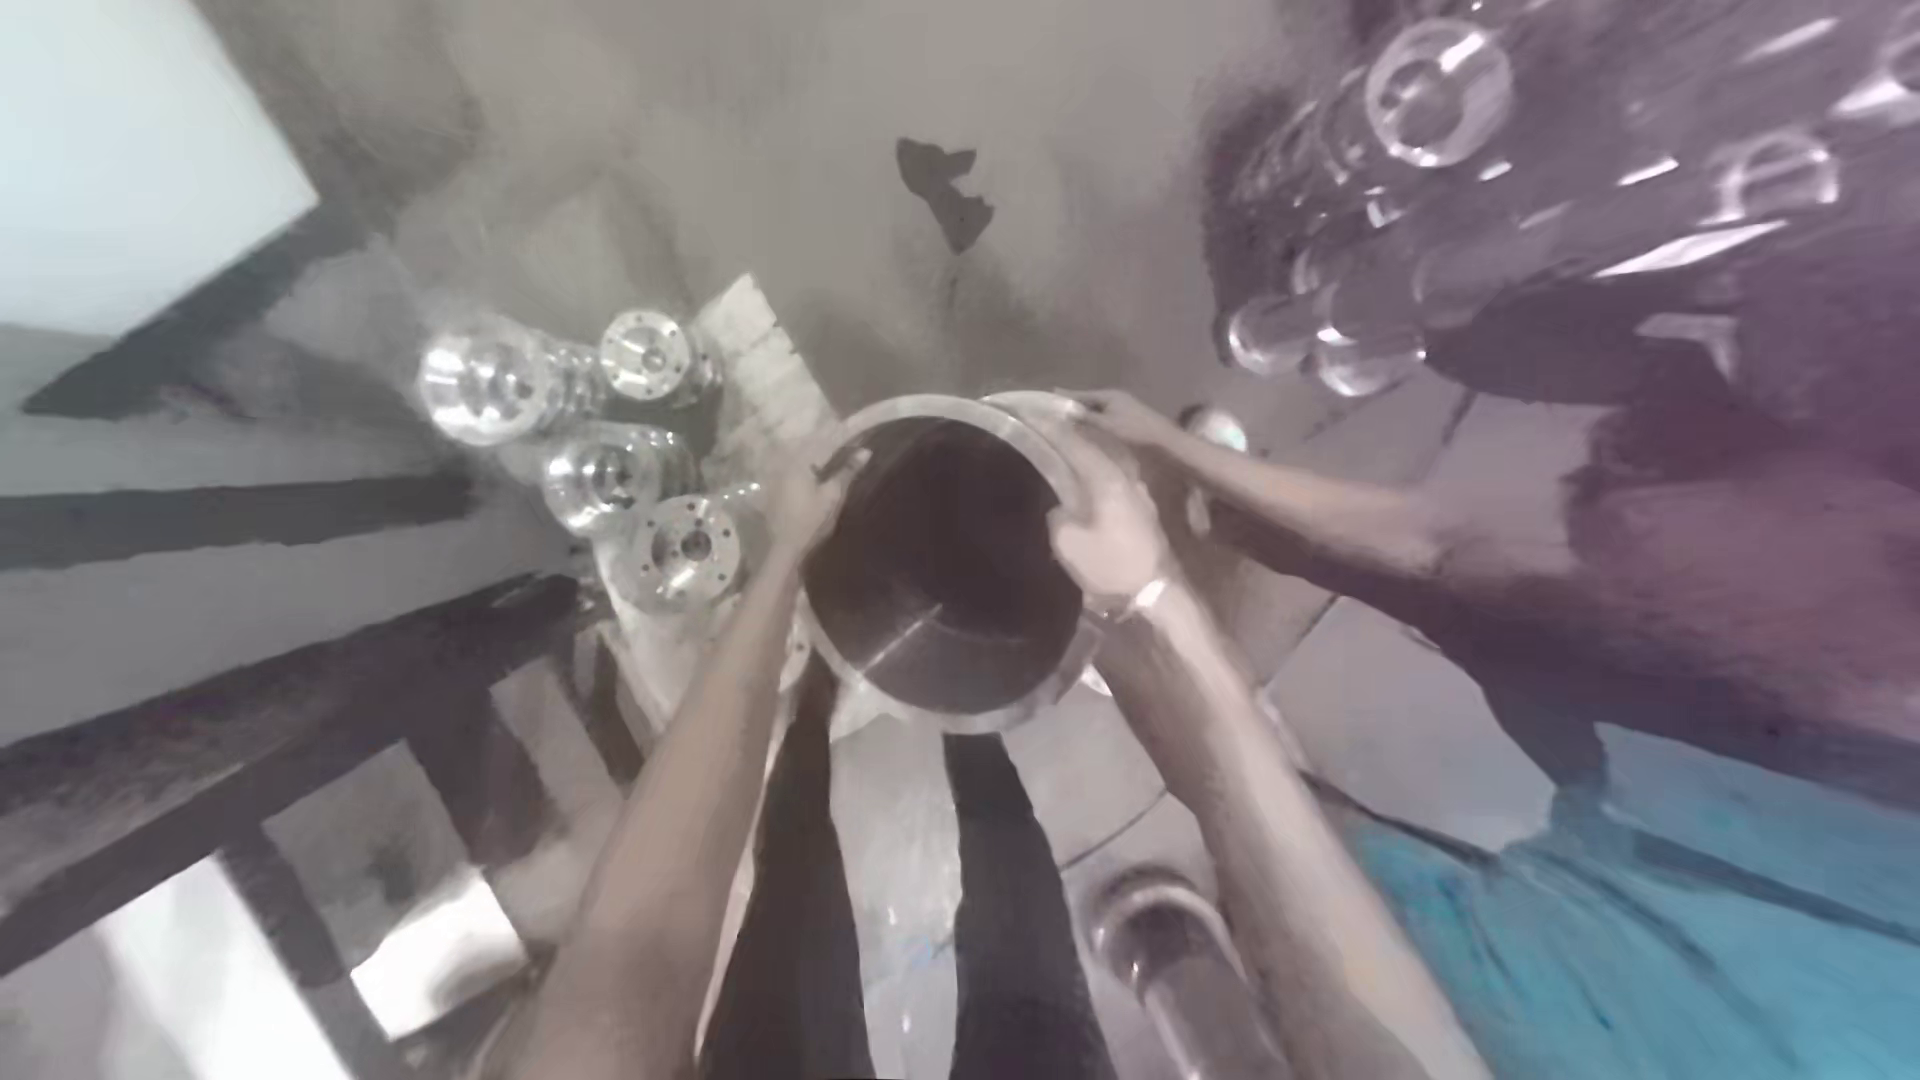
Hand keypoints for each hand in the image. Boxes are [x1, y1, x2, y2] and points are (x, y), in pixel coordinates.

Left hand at [768, 435, 869, 562]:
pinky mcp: (776, 486)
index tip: (859, 433)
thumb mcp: (833, 495)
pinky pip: (796, 467)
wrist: (785, 548)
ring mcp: (777, 473)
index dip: (843, 435)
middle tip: (852, 443)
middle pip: (812, 444)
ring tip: (841, 454)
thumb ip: (847, 471)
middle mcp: (785, 461)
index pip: (824, 439)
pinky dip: (811, 466)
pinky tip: (822, 470)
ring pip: (804, 455)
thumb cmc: (811, 521)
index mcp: (798, 459)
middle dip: (832, 442)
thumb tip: (866, 451)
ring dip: (822, 454)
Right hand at [1035, 418, 1171, 607]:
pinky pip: (1112, 476)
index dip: (1051, 428)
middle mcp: (1125, 476)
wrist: (1156, 592)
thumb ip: (1057, 516)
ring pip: (1105, 459)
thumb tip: (1059, 506)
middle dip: (1068, 431)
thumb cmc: (1111, 566)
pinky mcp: (1142, 506)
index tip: (1030, 416)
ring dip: (1084, 449)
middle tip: (1044, 425)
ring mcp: (1137, 490)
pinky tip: (1084, 479)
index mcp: (1106, 479)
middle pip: (1093, 443)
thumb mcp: (1069, 544)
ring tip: (1061, 447)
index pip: (1074, 442)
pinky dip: (1095, 470)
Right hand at [1060, 389, 1182, 451]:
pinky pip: (1104, 413)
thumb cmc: (1133, 430)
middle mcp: (1115, 396)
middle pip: (1090, 399)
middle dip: (1075, 402)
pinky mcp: (1127, 416)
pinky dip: (1094, 417)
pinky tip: (1089, 424)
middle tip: (1057, 406)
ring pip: (1097, 407)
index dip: (1068, 394)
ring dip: (1085, 411)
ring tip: (1069, 416)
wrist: (1162, 438)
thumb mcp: (1106, 425)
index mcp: (1109, 395)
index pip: (1083, 394)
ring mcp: (1123, 405)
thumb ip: (1086, 418)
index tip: (1052, 392)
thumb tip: (1067, 411)